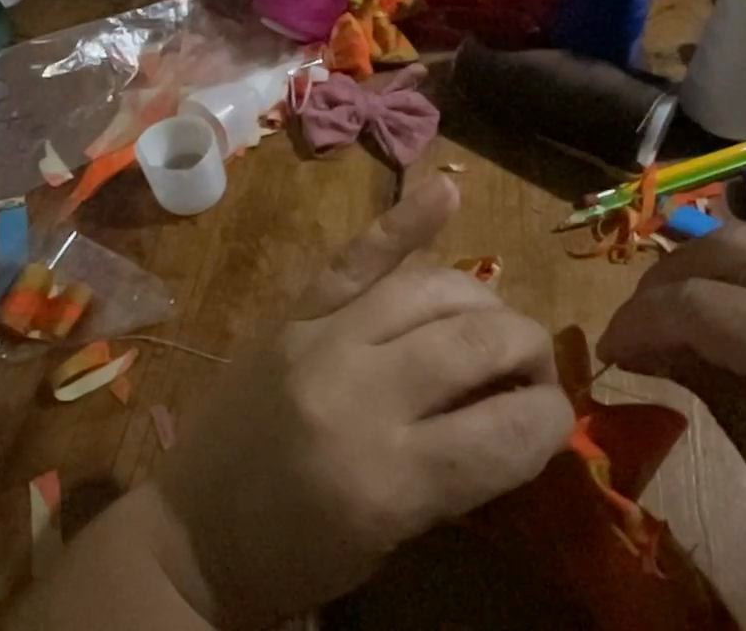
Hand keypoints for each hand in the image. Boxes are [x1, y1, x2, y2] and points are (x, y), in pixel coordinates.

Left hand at [150, 176, 573, 628]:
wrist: (189, 531)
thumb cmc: (297, 554)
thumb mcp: (392, 536)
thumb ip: (462, 471)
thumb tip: (523, 412)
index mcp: (387, 478)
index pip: (509, 431)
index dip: (551, 421)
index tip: (556, 421)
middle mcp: (358, 394)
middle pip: (476, 343)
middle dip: (527, 351)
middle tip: (532, 373)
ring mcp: (320, 340)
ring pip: (430, 291)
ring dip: (483, 303)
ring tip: (498, 324)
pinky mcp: (292, 315)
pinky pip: (354, 259)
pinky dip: (402, 222)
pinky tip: (447, 191)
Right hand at [597, 223, 745, 630]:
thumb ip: (711, 386)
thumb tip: (636, 343)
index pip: (706, 306)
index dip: (639, 320)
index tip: (606, 350)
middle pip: (734, 246)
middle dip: (665, 278)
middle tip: (634, 326)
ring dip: (704, 266)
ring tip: (673, 314)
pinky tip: (733, 310)